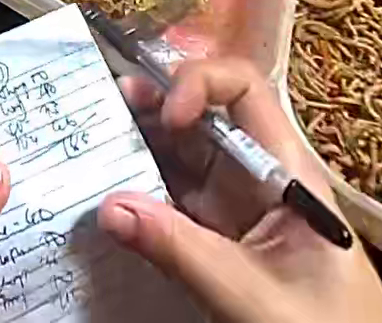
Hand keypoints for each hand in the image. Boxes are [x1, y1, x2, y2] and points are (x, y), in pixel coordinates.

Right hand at [99, 59, 381, 322]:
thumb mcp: (253, 298)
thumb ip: (181, 251)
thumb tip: (107, 206)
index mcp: (283, 170)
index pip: (244, 90)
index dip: (201, 83)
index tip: (168, 115)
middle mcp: (256, 173)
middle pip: (203, 113)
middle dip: (155, 102)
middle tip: (107, 104)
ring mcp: (235, 203)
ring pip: (182, 150)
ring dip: (141, 139)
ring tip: (98, 135)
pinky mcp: (217, 233)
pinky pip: (172, 192)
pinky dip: (139, 183)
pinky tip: (110, 182)